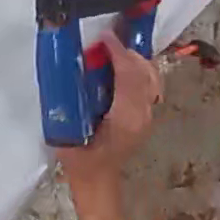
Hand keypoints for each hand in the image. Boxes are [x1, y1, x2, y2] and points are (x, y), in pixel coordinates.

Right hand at [56, 31, 161, 216]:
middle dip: (127, 53)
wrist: (97, 181)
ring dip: (134, 60)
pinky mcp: (145, 115)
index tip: (103, 37)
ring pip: (151, 77)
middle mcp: (142, 114)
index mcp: (125, 118)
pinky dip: (137, 70)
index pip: (129, 76)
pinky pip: (148, 85)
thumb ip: (69, 103)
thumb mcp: (68, 130)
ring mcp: (147, 116)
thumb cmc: (79, 158)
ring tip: (113, 52)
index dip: (118, 53)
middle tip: (104, 43)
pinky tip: (120, 67)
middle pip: (145, 73)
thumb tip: (69, 70)